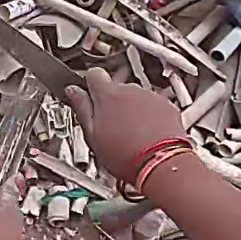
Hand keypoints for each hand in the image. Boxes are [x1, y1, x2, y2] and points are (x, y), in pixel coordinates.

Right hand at [64, 69, 186, 180]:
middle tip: (109, 128)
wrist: (162, 164)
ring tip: (129, 136)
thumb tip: (73, 92)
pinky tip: (145, 137)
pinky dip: (149, 117)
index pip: (93, 75)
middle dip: (112, 104)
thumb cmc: (126, 155)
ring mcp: (150, 97)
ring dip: (131, 111)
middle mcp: (130, 90)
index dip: (89, 86)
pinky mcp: (166, 106)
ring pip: (135, 98)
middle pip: (116, 89)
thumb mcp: (92, 135)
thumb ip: (82, 108)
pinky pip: (153, 106)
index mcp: (108, 95)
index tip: (89, 98)